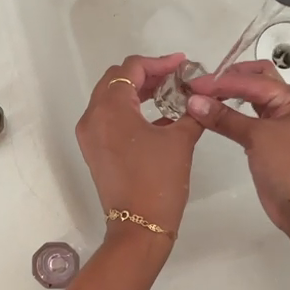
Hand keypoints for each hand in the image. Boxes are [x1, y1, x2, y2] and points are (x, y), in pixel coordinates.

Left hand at [76, 54, 203, 238]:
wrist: (139, 227)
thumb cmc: (158, 182)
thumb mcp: (180, 141)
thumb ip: (191, 112)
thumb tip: (199, 98)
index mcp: (110, 109)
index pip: (131, 69)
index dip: (159, 63)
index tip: (182, 65)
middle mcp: (93, 117)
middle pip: (117, 80)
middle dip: (147, 75)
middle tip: (175, 79)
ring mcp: (90, 135)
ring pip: (111, 98)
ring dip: (139, 92)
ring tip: (169, 94)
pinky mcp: (95, 150)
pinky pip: (110, 119)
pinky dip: (132, 111)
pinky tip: (159, 117)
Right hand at [186, 61, 289, 233]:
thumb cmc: (289, 168)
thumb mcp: (257, 137)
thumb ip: (225, 118)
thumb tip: (193, 101)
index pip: (253, 80)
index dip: (222, 81)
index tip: (192, 85)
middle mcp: (289, 105)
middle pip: (256, 82)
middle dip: (228, 80)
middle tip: (198, 86)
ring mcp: (280, 124)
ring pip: (251, 100)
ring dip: (228, 96)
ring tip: (201, 98)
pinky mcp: (269, 142)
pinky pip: (248, 120)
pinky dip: (231, 115)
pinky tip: (214, 115)